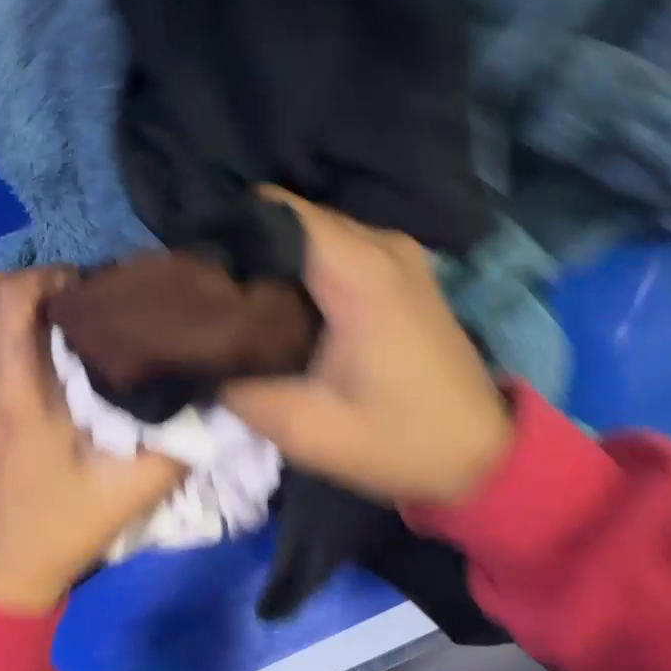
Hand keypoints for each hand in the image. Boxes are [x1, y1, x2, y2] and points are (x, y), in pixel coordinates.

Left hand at [0, 268, 185, 614]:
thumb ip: (177, 445)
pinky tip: (57, 368)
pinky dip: (13, 336)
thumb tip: (214, 398)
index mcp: (17, 397)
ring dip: (21, 309)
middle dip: (34, 282)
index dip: (53, 277)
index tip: (98, 294)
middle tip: (86, 304)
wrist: (2, 577)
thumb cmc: (62, 532)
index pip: (11, 298)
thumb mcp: (130, 493)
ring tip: (76, 329)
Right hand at [223, 189, 512, 506]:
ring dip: (272, 265)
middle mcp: (382, 245)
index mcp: (360, 271)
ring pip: (312, 236)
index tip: (190, 276)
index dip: (225, 236)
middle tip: (204, 300)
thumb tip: (195, 359)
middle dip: (244, 252)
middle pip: (290, 220)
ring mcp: (398, 256)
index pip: (272, 212)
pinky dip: (302, 274)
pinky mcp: (402, 275)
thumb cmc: (397, 443)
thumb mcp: (305, 430)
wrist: (480, 458)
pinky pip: (336, 253)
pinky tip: (280, 315)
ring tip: (235, 309)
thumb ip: (238, 389)